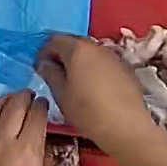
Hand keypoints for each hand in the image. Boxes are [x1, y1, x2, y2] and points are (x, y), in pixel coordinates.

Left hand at [0, 91, 53, 165]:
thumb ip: (45, 163)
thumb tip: (42, 147)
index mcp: (27, 149)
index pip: (37, 114)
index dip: (43, 105)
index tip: (45, 104)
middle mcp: (4, 139)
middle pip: (15, 105)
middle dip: (25, 97)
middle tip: (30, 96)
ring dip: (5, 100)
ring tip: (11, 101)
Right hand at [38, 34, 166, 155]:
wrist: (126, 125)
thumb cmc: (87, 110)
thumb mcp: (61, 93)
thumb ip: (50, 73)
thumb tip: (45, 63)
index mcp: (77, 49)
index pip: (54, 40)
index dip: (43, 52)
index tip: (40, 68)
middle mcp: (97, 47)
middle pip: (74, 43)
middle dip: (62, 55)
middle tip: (55, 74)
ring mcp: (114, 56)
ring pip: (91, 53)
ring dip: (79, 62)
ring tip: (74, 82)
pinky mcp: (126, 69)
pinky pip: (105, 63)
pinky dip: (95, 69)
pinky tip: (94, 88)